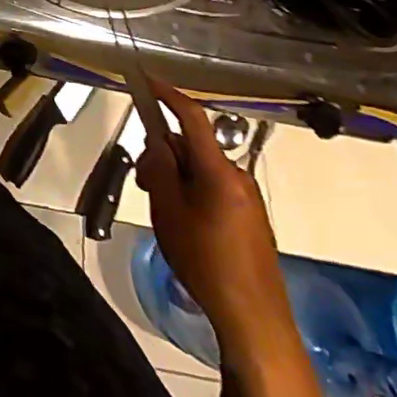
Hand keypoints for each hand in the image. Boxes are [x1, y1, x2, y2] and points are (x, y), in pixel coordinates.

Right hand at [136, 80, 280, 345]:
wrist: (253, 315)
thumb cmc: (205, 261)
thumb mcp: (168, 213)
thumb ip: (160, 169)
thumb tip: (158, 140)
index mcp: (218, 170)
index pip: (192, 118)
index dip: (169, 95)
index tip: (148, 81)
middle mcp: (236, 175)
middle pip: (193, 146)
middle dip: (164, 154)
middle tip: (144, 182)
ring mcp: (246, 195)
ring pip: (201, 168)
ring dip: (177, 177)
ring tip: (163, 211)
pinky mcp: (249, 214)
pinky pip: (214, 187)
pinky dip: (192, 191)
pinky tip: (183, 223)